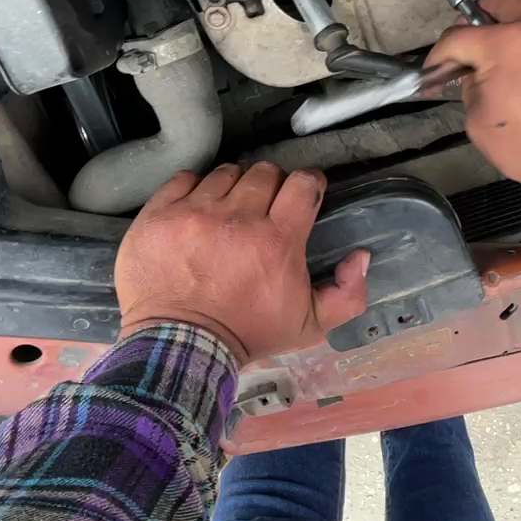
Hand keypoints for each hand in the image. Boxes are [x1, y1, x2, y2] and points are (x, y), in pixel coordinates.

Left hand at [116, 161, 370, 364]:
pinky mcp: (159, 215)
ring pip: (226, 173)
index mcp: (278, 240)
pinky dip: (194, 189)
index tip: (303, 196)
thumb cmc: (248, 334)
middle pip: (265, 172)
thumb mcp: (309, 326)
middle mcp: (238, 218)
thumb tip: (362, 256)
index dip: (308, 185)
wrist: (181, 347)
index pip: (303, 183)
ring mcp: (194, 213)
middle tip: (264, 209)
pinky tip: (197, 210)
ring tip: (228, 212)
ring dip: (233, 188)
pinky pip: (183, 179)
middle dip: (271, 186)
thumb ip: (347, 293)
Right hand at [426, 0, 520, 187]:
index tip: (437, 69)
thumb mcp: (480, 123)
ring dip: (512, 28)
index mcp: (505, 44)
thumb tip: (472, 77)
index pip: (458, 37)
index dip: (439, 56)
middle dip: (480, 14)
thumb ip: (470, 89)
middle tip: (470, 38)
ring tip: (502, 59)